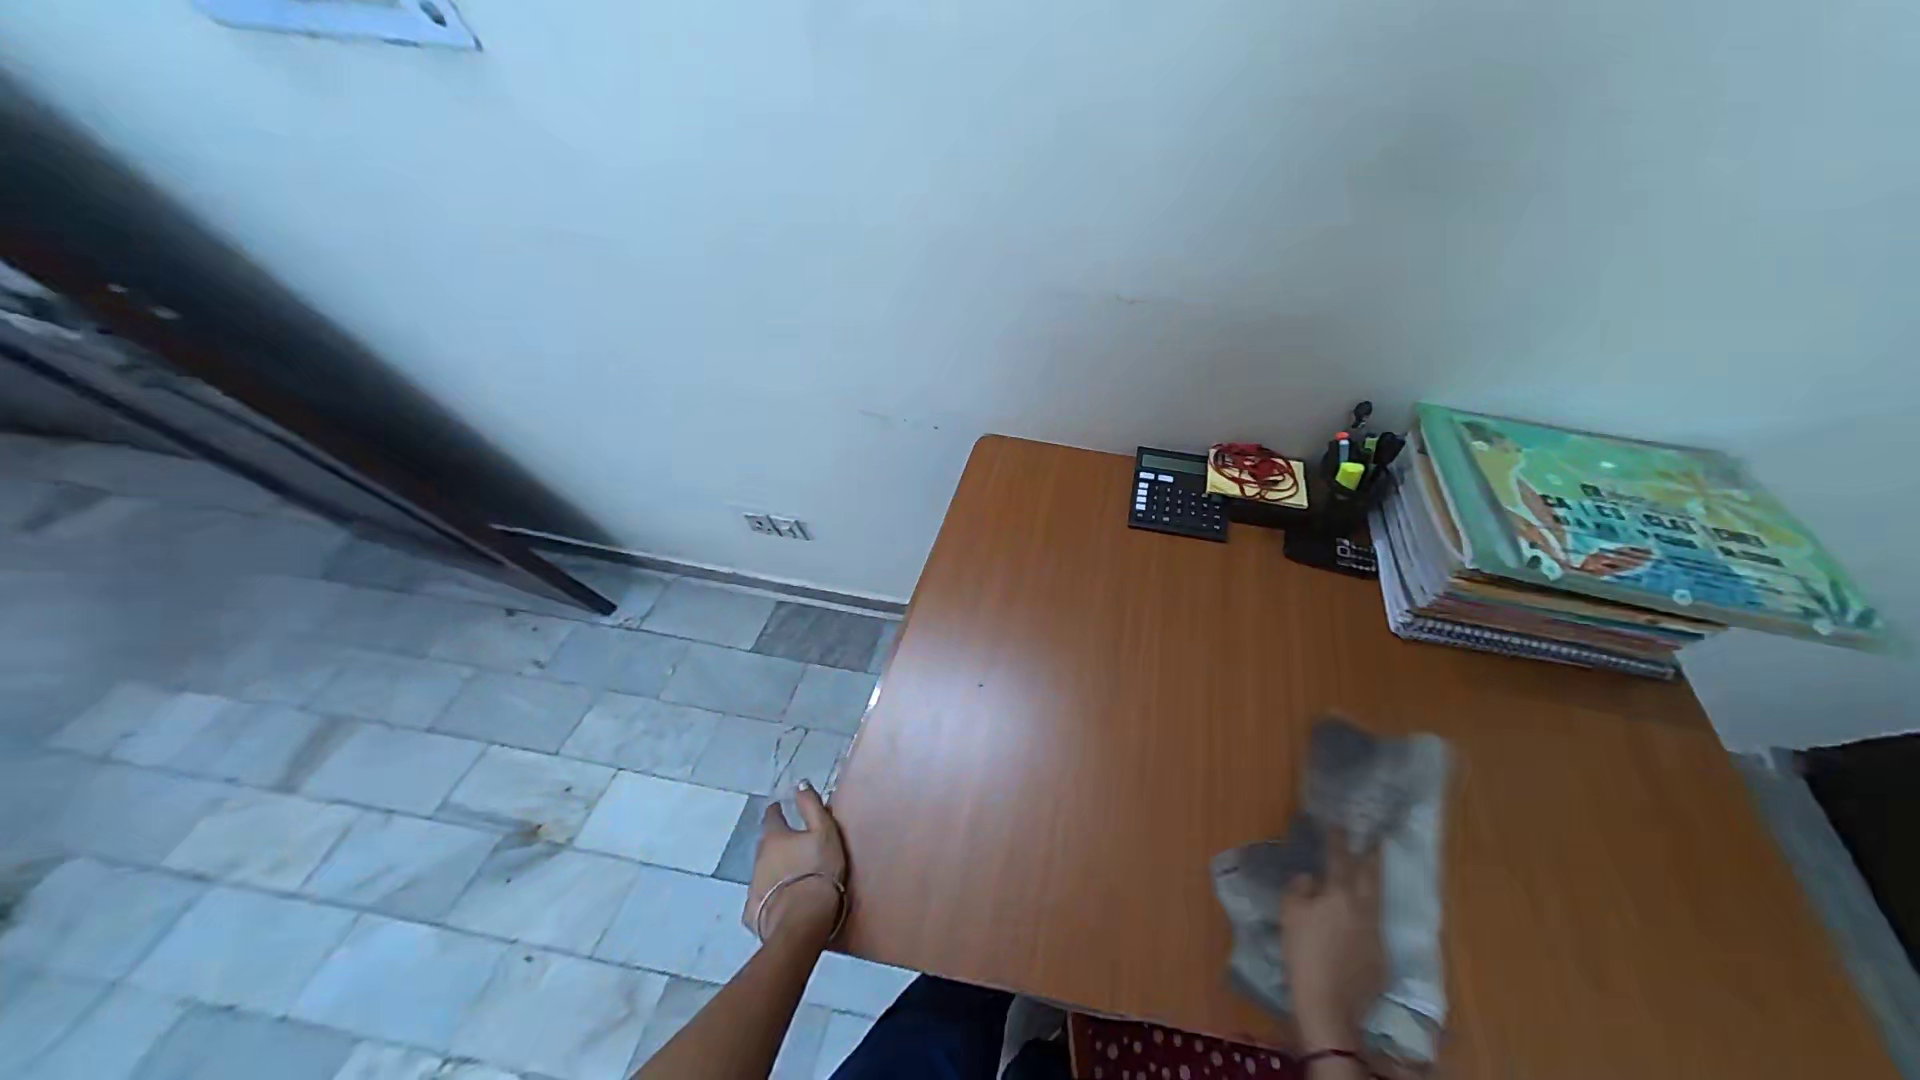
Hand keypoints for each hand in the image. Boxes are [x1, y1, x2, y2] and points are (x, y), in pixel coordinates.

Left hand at [745, 780, 847, 944]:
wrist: (803, 919)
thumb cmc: (818, 870)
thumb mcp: (824, 831)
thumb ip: (812, 805)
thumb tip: (800, 783)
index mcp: (775, 837)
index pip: (771, 817)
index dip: (776, 811)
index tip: (778, 808)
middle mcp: (758, 859)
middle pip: (765, 846)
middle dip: (775, 843)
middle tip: (790, 844)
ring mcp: (753, 887)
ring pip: (763, 872)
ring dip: (773, 870)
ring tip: (789, 875)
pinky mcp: (753, 913)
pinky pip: (762, 900)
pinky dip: (770, 897)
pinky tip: (780, 902)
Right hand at [1280, 828, 1384, 1051]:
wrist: (1330, 1006)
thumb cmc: (1304, 954)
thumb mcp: (1290, 915)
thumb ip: (1299, 889)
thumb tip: (1309, 879)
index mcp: (1340, 895)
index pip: (1340, 858)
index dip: (1338, 838)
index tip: (1338, 821)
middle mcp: (1364, 909)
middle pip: (1371, 875)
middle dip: (1370, 855)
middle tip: (1372, 839)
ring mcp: (1377, 934)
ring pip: (1376, 900)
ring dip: (1373, 882)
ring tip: (1369, 870)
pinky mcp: (1381, 957)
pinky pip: (1374, 926)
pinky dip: (1367, 913)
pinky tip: (1357, 919)